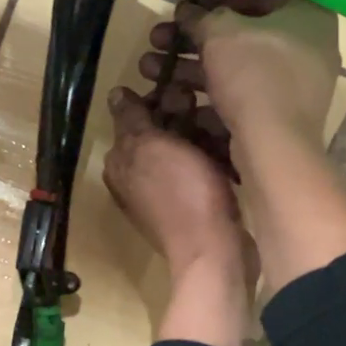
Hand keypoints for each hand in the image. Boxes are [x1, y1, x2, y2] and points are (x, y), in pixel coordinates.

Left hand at [103, 83, 249, 278]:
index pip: (136, 114)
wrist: (213, 251)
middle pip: (163, 131)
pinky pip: (201, 170)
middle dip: (188, 119)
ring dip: (207, 137)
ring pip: (186, 148)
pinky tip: (231, 158)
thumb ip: (131, 118)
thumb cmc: (182, 193)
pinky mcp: (192, 203)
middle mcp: (137, 176)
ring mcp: (166, 191)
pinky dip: (215, 160)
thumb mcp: (150, 147)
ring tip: (225, 136)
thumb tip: (115, 94)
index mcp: (120, 162)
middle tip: (210, 116)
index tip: (187, 95)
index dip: (161, 99)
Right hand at [141, 0, 340, 144]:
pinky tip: (176, 100)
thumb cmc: (253, 74)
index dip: (207, 9)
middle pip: (239, 40)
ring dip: (191, 70)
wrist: (273, 145)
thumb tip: (185, 10)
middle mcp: (310, 49)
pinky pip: (242, 100)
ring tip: (150, 72)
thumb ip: (199, 17)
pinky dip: (210, 98)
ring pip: (236, 72)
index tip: (178, 18)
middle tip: (155, 44)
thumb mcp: (219, 33)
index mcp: (309, 15)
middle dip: (191, 45)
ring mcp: (297, 88)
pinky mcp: (281, 120)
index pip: (250, 3)